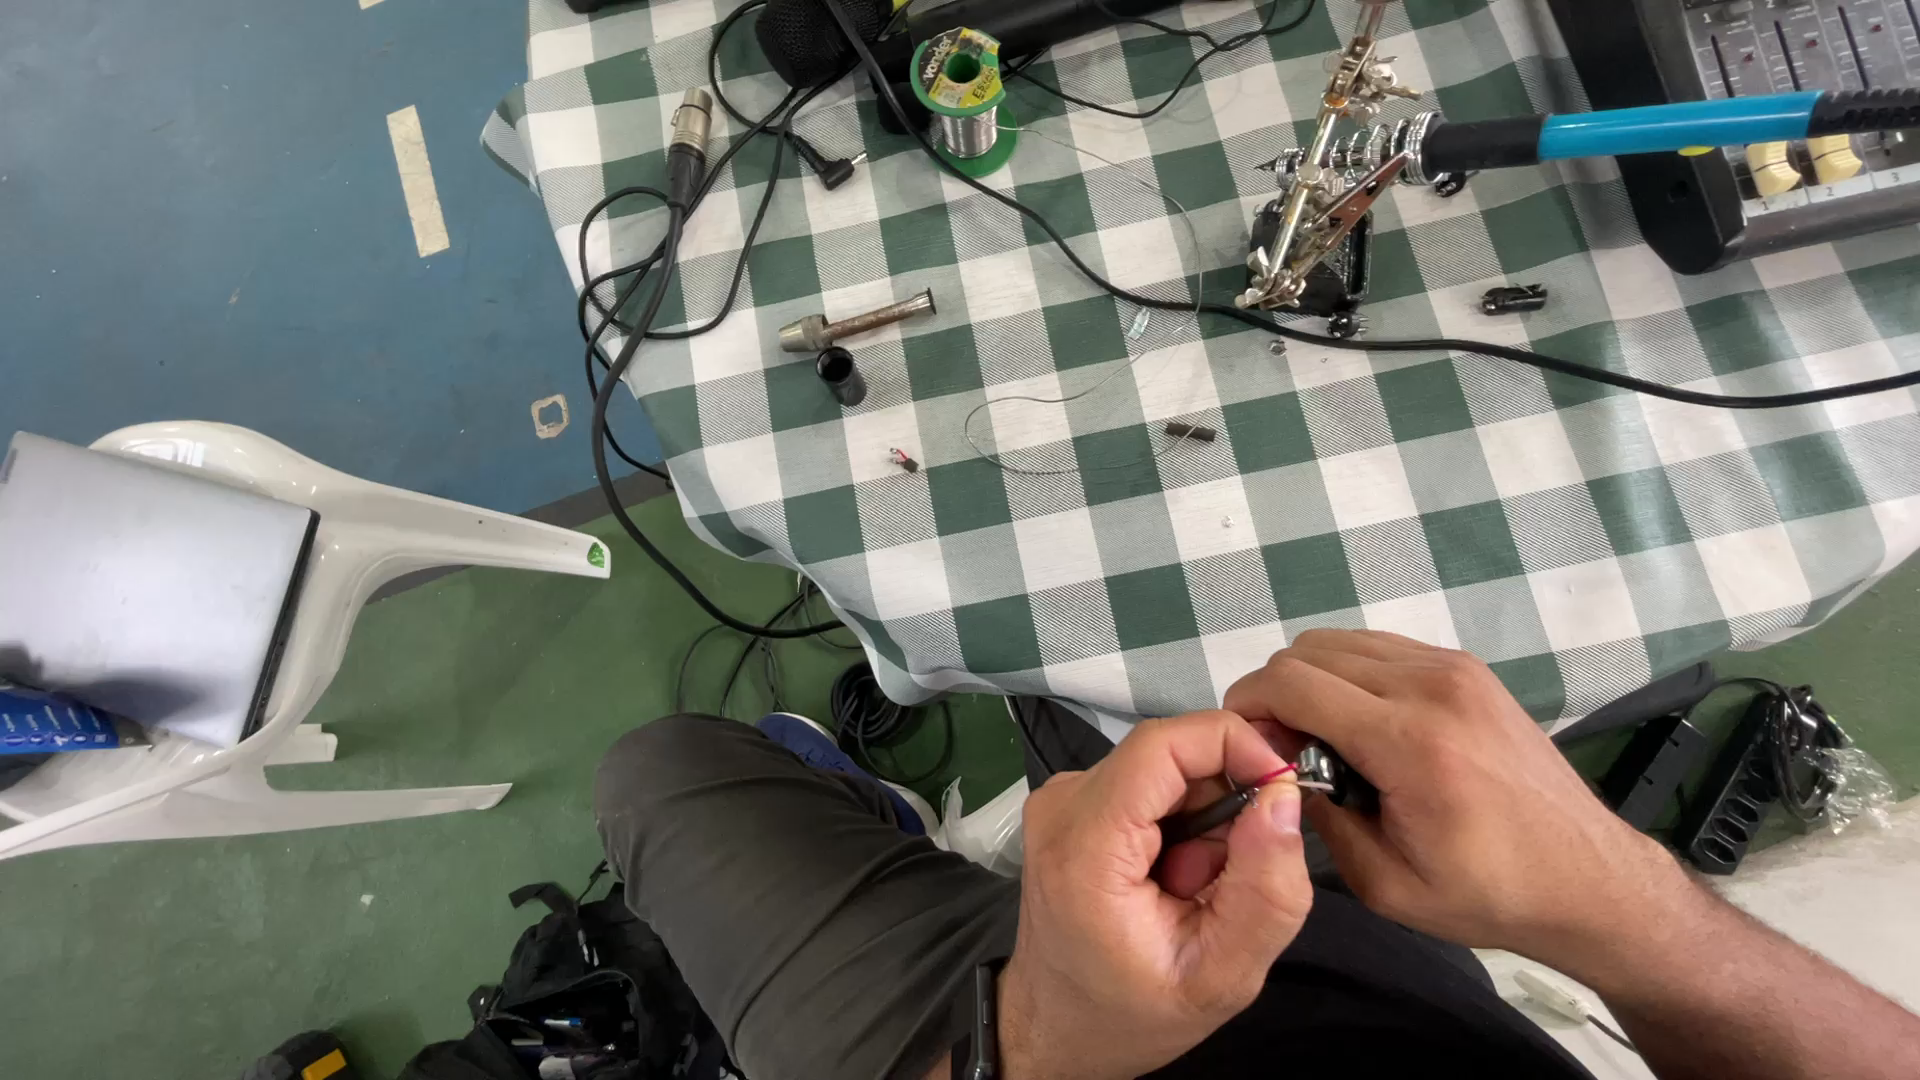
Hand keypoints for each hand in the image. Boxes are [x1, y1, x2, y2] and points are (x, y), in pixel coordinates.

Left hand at [997, 711, 1311, 1079]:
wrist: (1055, 1026)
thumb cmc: (1130, 1013)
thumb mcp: (1221, 976)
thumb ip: (1264, 890)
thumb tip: (1282, 795)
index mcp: (1084, 842)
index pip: (1160, 744)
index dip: (1231, 742)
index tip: (1282, 784)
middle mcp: (1062, 800)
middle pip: (1165, 755)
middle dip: (1220, 801)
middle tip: (1224, 876)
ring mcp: (1059, 796)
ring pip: (1160, 769)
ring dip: (1199, 817)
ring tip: (1188, 886)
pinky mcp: (1068, 800)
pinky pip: (1142, 783)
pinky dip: (1174, 819)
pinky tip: (1165, 875)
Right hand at [1222, 629, 1692, 972]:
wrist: (1593, 881)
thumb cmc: (1488, 893)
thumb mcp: (1383, 882)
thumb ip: (1316, 815)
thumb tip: (1279, 763)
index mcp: (1410, 742)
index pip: (1291, 683)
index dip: (1248, 703)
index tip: (1243, 740)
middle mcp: (1429, 686)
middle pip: (1303, 653)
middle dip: (1273, 693)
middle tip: (1283, 744)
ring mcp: (1451, 667)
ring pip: (1333, 641)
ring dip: (1307, 680)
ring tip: (1320, 731)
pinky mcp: (1463, 665)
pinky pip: (1371, 646)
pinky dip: (1345, 673)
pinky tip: (1359, 717)